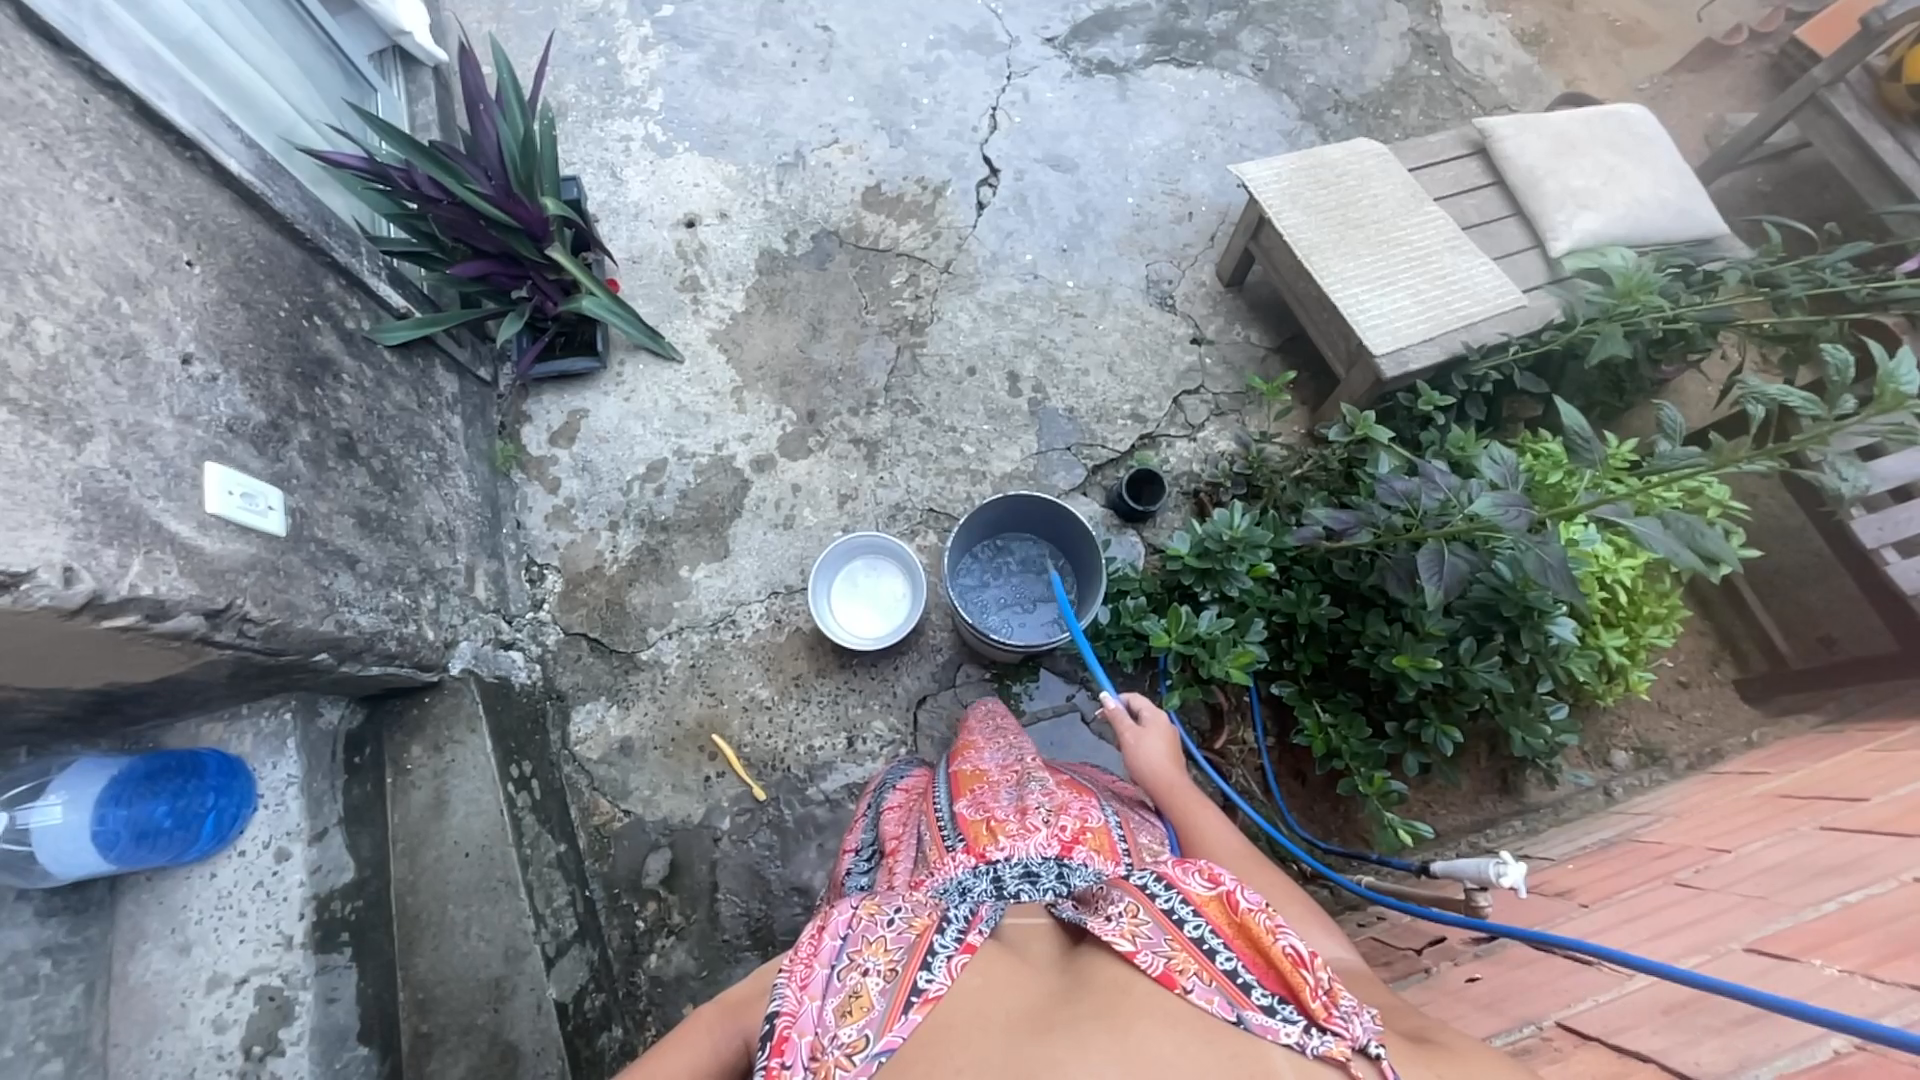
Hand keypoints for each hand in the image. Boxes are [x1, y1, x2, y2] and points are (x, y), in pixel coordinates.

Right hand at [1100, 692, 1192, 801]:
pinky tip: (1134, 759)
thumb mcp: (1126, 735)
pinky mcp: (1170, 751)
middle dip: (1121, 721)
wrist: (1169, 789)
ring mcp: (1169, 737)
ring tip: (1122, 751)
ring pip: (1143, 728)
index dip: (1115, 702)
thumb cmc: (1145, 760)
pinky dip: (1139, 745)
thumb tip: (1105, 695)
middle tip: (1111, 735)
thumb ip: (1116, 715)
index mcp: (1155, 714)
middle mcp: (1164, 721)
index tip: (1101, 715)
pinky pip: (1150, 741)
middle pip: (1138, 712)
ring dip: (1129, 735)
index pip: (1132, 697)